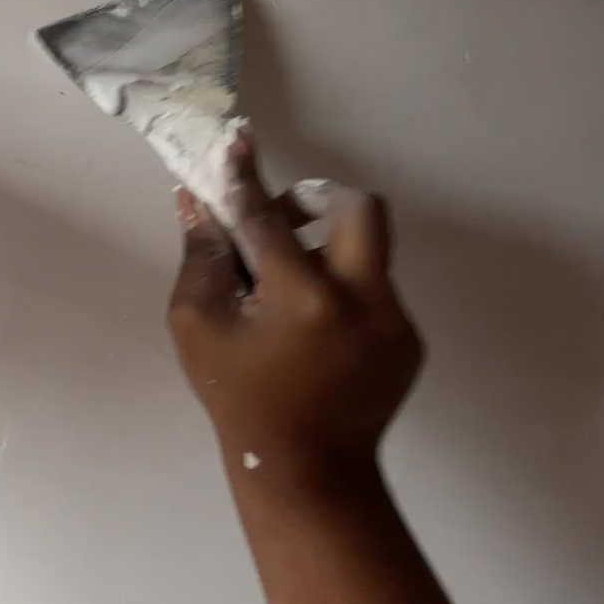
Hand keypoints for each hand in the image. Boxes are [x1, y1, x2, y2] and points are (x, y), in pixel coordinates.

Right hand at [167, 136, 422, 481]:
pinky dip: (329, 284)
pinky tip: (300, 323)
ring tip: (275, 285)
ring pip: (361, 250)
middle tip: (280, 215)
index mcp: (305, 298)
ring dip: (316, 248)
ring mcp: (395, 321)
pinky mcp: (407, 339)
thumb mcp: (195, 323)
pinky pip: (367, 286)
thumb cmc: (236, 392)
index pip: (268, 218)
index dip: (245, 176)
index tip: (238, 139)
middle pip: (360, 212)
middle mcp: (364, 300)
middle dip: (317, 198)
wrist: (306, 465)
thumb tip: (196, 203)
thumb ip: (202, 258)